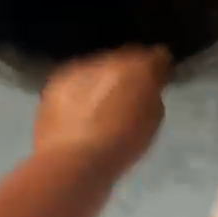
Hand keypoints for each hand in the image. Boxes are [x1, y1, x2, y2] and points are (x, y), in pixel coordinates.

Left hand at [34, 47, 171, 175]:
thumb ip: (152, 94)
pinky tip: (78, 109)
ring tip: (99, 103)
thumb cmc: (122, 144)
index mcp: (143, 66)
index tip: (156, 84)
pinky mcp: (57, 80)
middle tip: (128, 94)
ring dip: (103, 78)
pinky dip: (80, 88)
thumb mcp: (154, 118)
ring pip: (100, 65)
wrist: (72, 161)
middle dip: (129, 71)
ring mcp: (83, 67)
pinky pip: (77, 78)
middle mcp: (114, 58)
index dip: (158, 69)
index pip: (159, 54)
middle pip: (128, 55)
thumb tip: (145, 89)